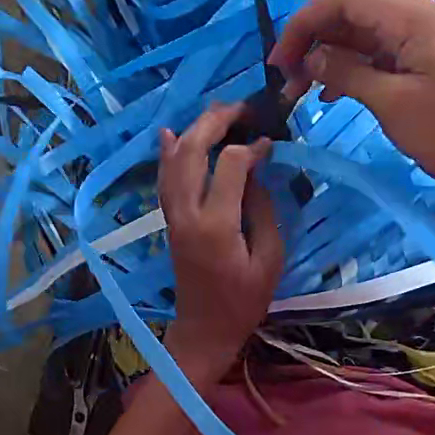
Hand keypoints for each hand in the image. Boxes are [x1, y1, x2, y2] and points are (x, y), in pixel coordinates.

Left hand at [157, 103, 286, 382]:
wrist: (205, 328)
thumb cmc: (244, 301)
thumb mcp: (269, 259)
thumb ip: (263, 211)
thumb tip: (256, 174)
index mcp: (216, 224)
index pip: (230, 164)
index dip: (251, 147)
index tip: (270, 144)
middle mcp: (187, 213)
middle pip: (192, 151)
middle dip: (215, 121)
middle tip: (241, 106)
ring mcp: (173, 216)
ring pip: (173, 160)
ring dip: (193, 129)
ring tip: (218, 111)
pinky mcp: (169, 221)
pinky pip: (165, 179)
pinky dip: (167, 153)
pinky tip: (169, 132)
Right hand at [270, 0, 434, 214]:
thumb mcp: (390, 103)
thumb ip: (347, 73)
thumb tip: (309, 59)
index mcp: (409, 17)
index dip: (303, 23)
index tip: (279, 62)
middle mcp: (411, 15)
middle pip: (346, 5)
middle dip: (310, 35)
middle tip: (286, 75)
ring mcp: (413, 35)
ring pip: (354, 29)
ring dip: (323, 53)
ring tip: (298, 90)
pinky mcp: (412, 57)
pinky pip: (368, 49)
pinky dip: (342, 65)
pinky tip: (326, 94)